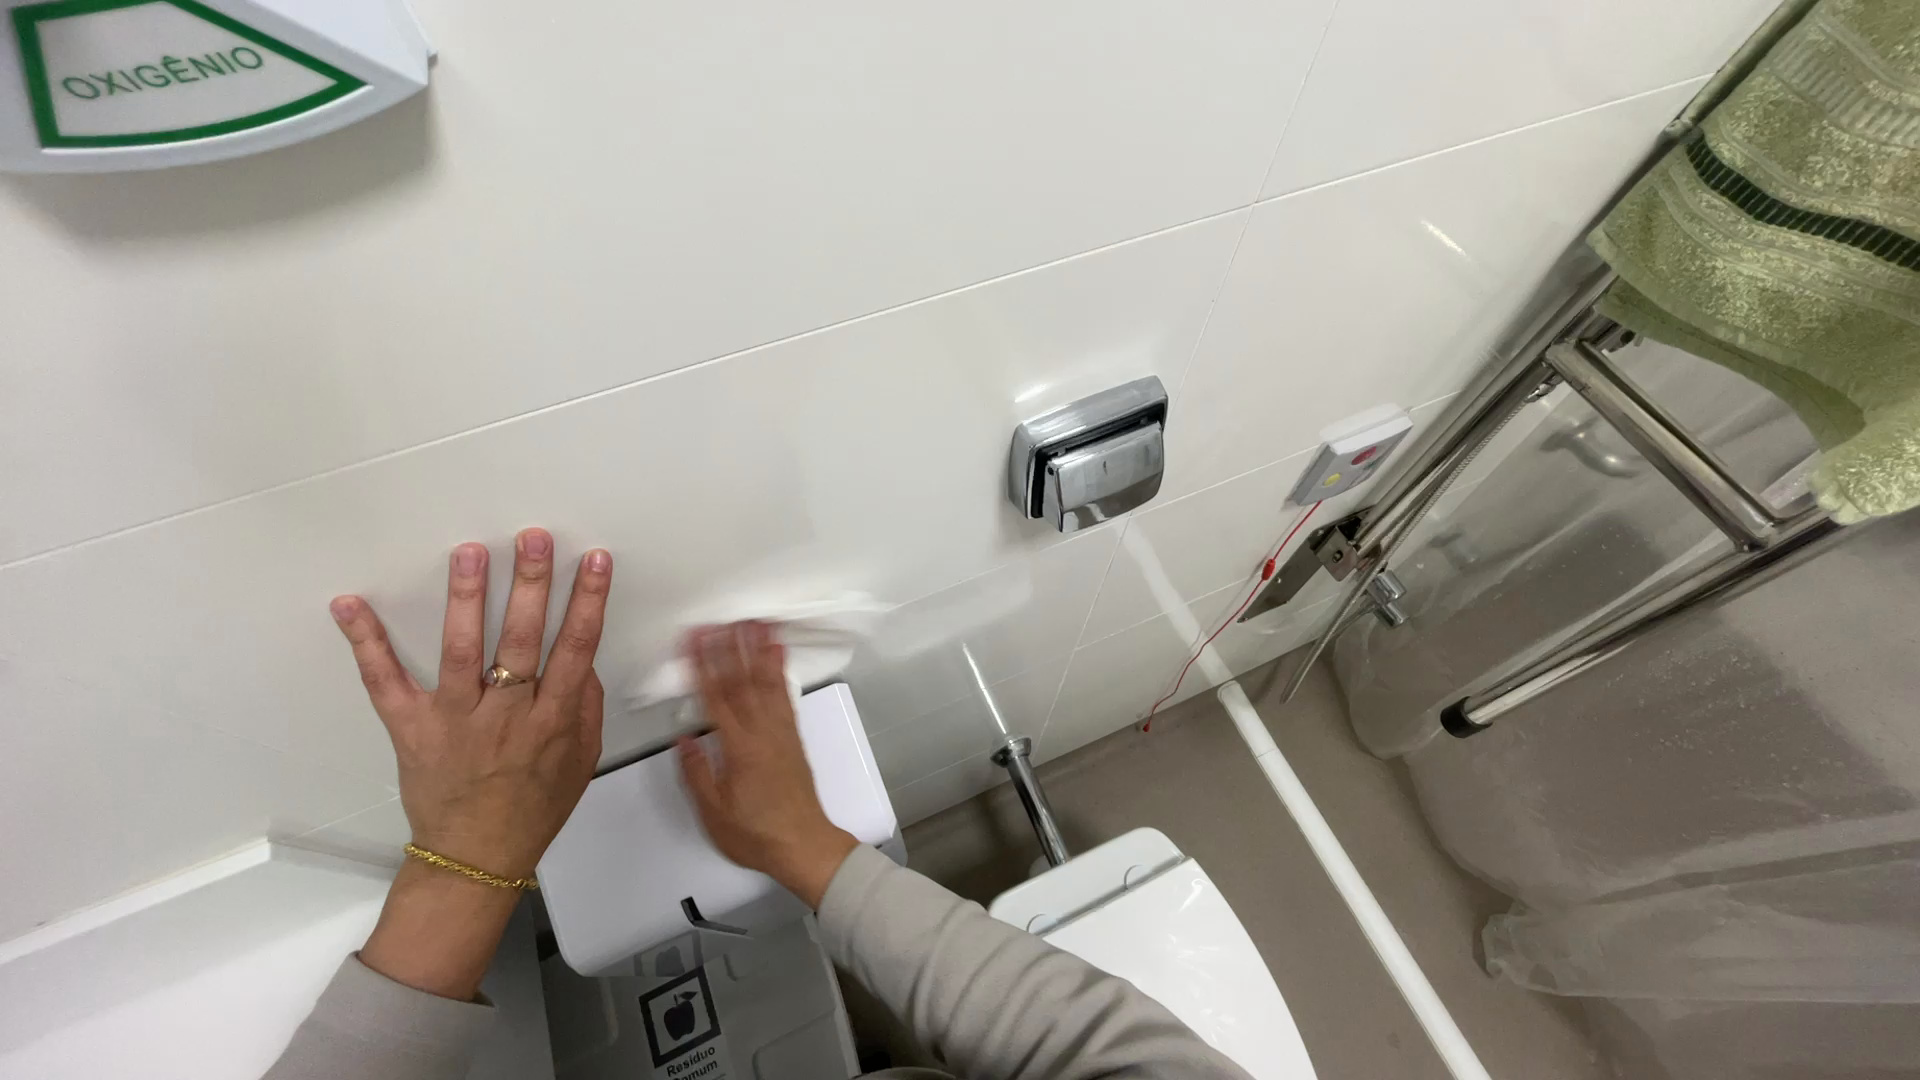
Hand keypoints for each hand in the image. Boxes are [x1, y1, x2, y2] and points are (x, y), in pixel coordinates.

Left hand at [328, 528, 612, 998]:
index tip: (593, 560)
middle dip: (531, 585)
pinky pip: (385, 683)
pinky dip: (366, 644)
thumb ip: (585, 704)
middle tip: (532, 538)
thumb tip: (580, 656)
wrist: (477, 856)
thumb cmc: (538, 804)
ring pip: (461, 652)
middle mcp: (507, 715)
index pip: (578, 648)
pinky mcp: (410, 729)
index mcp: (554, 720)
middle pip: (523, 640)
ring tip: (470, 552)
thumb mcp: (584, 757)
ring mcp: (455, 720)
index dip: (588, 601)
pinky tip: (349, 604)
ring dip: (466, 600)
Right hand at [678, 622, 857, 907]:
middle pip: (742, 681)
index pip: (716, 697)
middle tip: (718, 620)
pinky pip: (786, 695)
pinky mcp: (793, 735)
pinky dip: (780, 671)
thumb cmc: (757, 834)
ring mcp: (782, 731)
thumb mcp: (714, 813)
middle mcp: (763, 732)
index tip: (693, 639)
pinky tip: (778, 654)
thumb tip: (685, 738)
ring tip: (752, 623)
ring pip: (767, 682)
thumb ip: (698, 773)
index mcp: (739, 748)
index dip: (703, 665)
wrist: (804, 844)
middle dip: (727, 647)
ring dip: (757, 650)